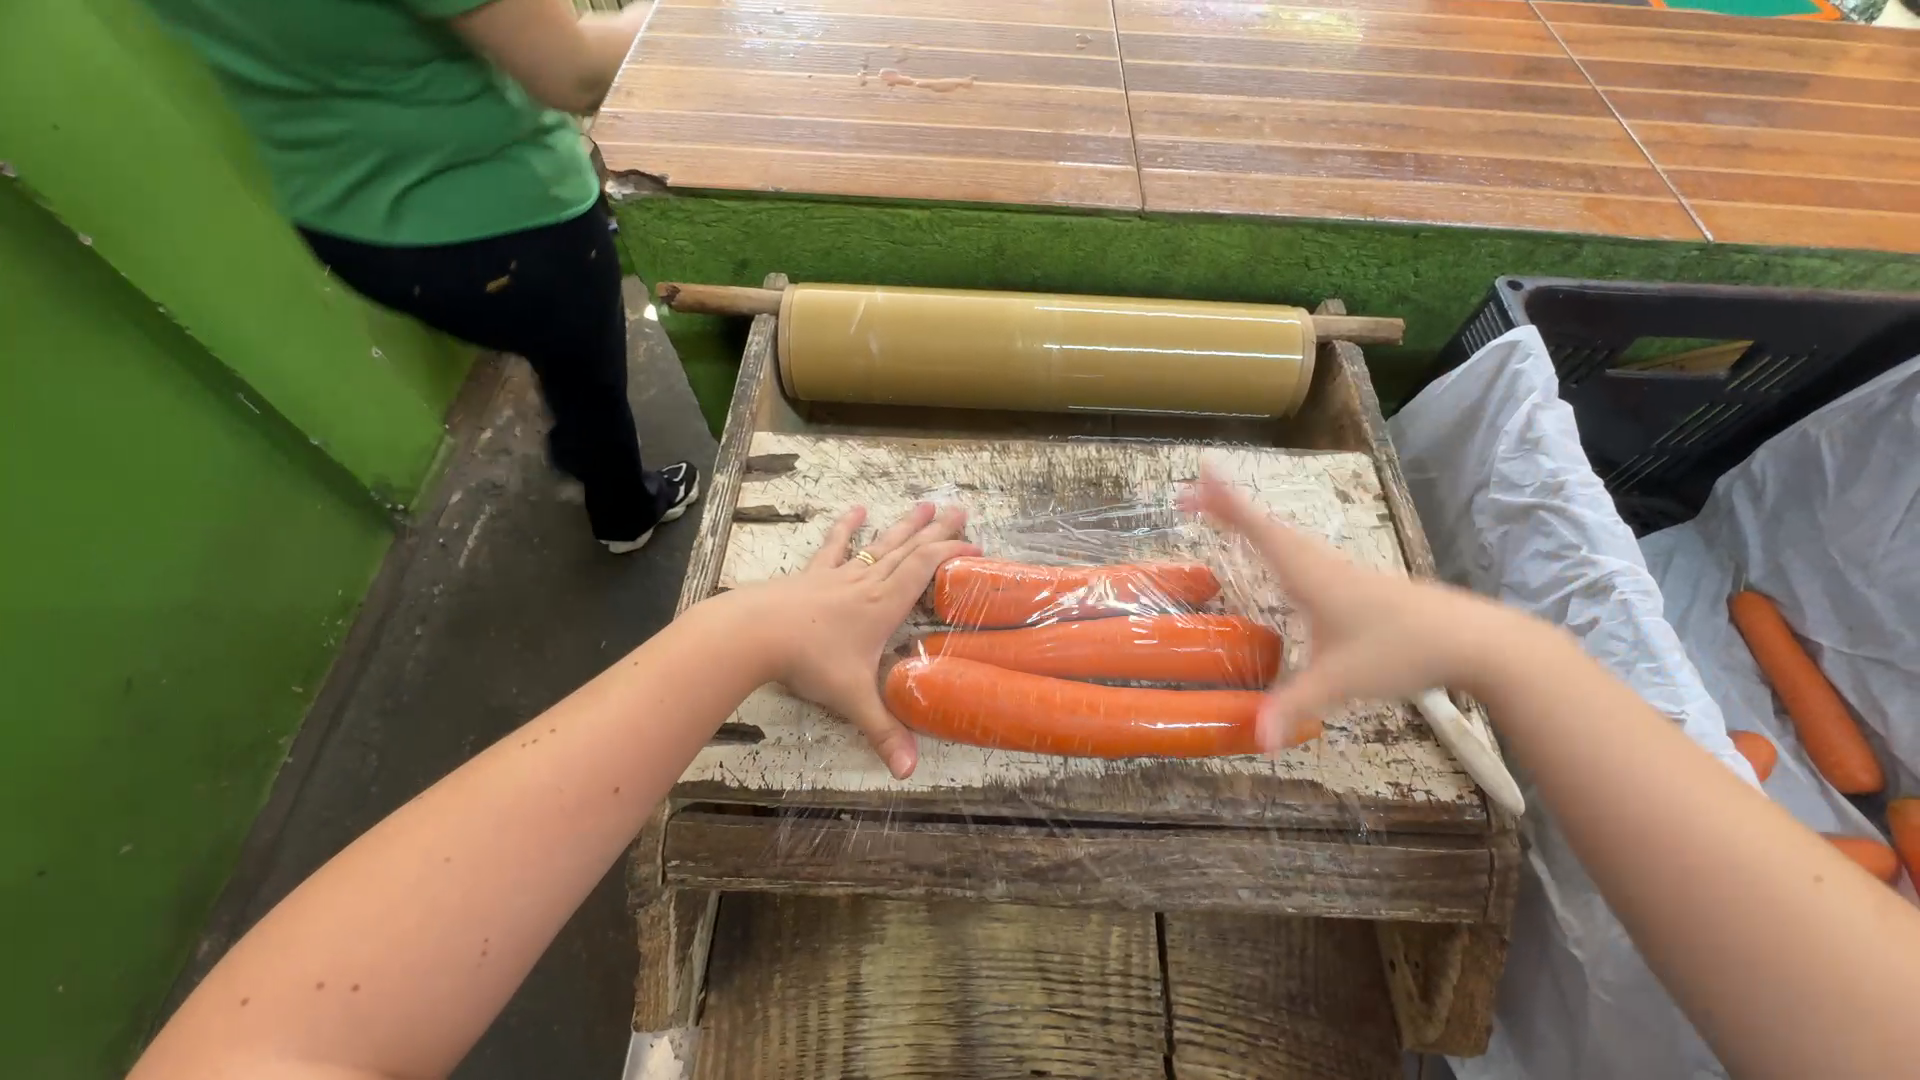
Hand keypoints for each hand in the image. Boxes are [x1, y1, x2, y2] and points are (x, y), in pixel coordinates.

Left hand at [750, 502, 977, 777]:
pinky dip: (847, 528)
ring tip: (924, 503)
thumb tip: (908, 772)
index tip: (975, 544)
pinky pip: (834, 547)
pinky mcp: (812, 575)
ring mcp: (838, 574)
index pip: (924, 569)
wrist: (754, 632)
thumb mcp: (852, 699)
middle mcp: (866, 582)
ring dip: (904, 524)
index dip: (951, 553)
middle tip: (960, 509)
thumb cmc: (808, 660)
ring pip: (879, 543)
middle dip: (938, 530)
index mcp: (883, 604)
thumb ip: (883, 732)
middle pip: (908, 548)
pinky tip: (856, 511)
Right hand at [1183, 465, 1506, 750]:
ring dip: (1252, 521)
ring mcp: (1343, 571)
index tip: (1201, 475)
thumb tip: (1256, 739)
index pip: (1259, 532)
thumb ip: (1294, 705)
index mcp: (1310, 577)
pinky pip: (1303, 550)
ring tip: (1225, 513)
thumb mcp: (1340, 682)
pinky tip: (1280, 556)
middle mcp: (1323, 565)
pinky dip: (1277, 540)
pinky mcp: (1359, 583)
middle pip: (1267, 526)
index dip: (1227, 503)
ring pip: (1288, 537)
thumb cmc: (1402, 653)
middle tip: (1193, 494)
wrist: (1475, 641)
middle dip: (1228, 506)